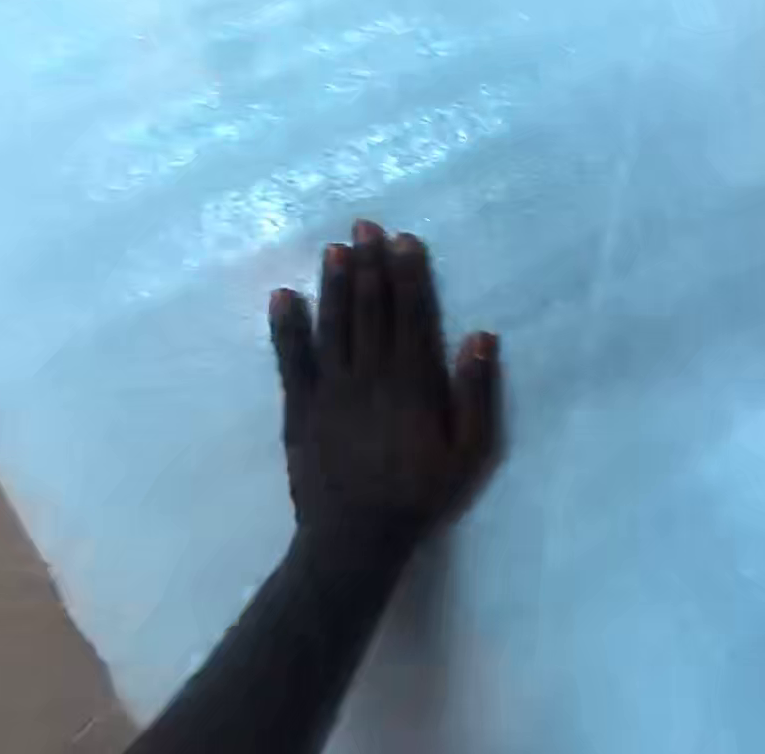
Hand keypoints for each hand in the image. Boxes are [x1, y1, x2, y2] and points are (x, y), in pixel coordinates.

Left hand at [268, 220, 500, 551]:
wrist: (356, 539)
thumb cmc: (423, 491)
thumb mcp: (471, 448)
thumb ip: (476, 392)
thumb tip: (480, 336)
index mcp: (413, 382)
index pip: (412, 315)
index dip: (409, 276)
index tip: (405, 241)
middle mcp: (370, 376)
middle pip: (371, 310)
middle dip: (370, 265)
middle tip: (365, 226)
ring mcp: (330, 390)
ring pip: (333, 325)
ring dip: (334, 283)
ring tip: (334, 247)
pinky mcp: (300, 408)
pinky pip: (291, 360)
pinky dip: (286, 327)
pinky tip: (283, 296)